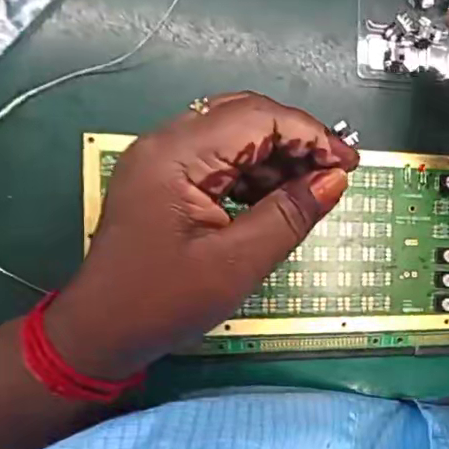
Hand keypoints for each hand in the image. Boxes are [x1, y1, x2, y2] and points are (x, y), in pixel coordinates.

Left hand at [45, 92, 359, 377]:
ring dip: (275, 158)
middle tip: (332, 176)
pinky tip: (273, 200)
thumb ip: (289, 215)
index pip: (257, 117)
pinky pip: (217, 161)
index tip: (347, 164)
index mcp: (175, 155)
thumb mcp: (236, 263)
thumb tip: (333, 180)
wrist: (102, 332)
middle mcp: (165, 144)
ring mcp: (161, 160)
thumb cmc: (160, 303)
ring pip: (233, 136)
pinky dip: (251, 174)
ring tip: (306, 194)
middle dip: (295, 141)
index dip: (310, 134)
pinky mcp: (164, 179)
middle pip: (244, 117)